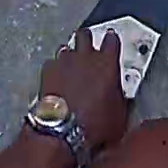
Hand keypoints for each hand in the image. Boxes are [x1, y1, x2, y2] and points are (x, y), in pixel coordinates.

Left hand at [41, 29, 129, 152]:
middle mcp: (86, 56)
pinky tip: (55, 79)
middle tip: (87, 46)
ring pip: (67, 48)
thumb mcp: (118, 115)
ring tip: (71, 66)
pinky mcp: (48, 71)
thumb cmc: (92, 125)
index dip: (111, 39)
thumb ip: (120, 97)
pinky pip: (51, 63)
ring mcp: (65, 62)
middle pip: (85, 35)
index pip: (112, 40)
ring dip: (70, 55)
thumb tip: (120, 99)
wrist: (62, 133)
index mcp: (107, 63)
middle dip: (86, 39)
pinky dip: (54, 69)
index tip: (111, 40)